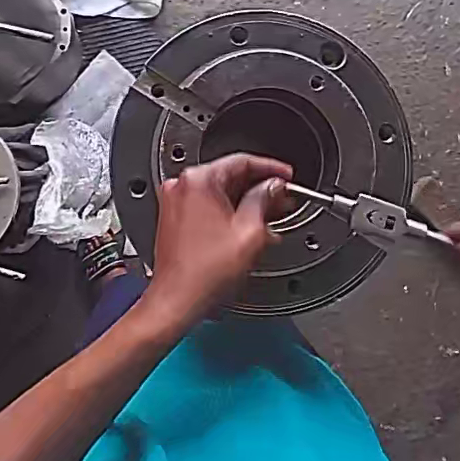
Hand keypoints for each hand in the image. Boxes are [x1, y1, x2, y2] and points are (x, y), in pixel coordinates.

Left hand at [140, 153, 291, 332]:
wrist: (176, 299)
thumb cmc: (204, 272)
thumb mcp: (249, 232)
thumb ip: (264, 200)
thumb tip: (272, 186)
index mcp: (198, 181)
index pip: (241, 161)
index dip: (270, 168)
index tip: (286, 175)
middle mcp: (182, 186)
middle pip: (230, 176)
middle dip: (259, 188)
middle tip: (282, 198)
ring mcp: (175, 202)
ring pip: (219, 192)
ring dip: (246, 202)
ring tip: (270, 216)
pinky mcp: (174, 217)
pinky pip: (207, 205)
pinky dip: (228, 212)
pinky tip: (247, 226)